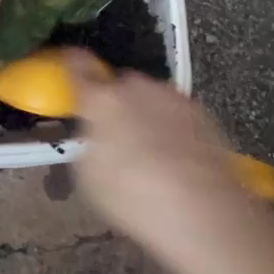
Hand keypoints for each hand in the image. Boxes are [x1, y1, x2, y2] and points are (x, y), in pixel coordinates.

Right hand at [68, 53, 273, 273]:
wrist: (204, 209)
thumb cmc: (137, 197)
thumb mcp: (89, 179)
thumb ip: (86, 142)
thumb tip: (92, 134)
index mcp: (101, 99)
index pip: (77, 64)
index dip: (72, 65)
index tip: (69, 67)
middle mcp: (136, 86)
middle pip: (119, 86)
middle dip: (116, 105)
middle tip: (117, 140)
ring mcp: (171, 95)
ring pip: (150, 98)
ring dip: (146, 116)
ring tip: (152, 157)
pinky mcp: (200, 109)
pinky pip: (175, 113)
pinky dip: (172, 127)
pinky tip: (177, 161)